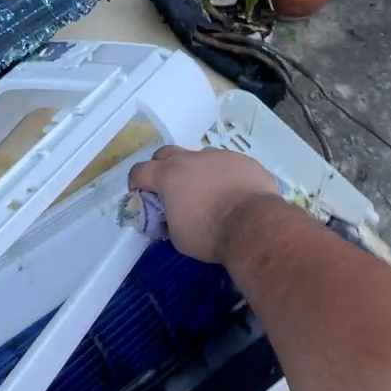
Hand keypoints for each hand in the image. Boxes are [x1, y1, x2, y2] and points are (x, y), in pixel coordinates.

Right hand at [127, 145, 281, 264]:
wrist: (255, 226)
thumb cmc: (210, 233)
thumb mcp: (177, 236)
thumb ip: (168, 219)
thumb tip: (168, 217)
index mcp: (168, 175)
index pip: (140, 171)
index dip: (136, 182)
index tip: (140, 193)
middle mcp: (190, 159)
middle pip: (166, 154)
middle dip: (162, 168)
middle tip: (169, 188)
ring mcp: (218, 156)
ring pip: (198, 157)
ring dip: (195, 171)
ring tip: (206, 192)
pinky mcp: (242, 160)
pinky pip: (225, 164)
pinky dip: (222, 175)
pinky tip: (232, 192)